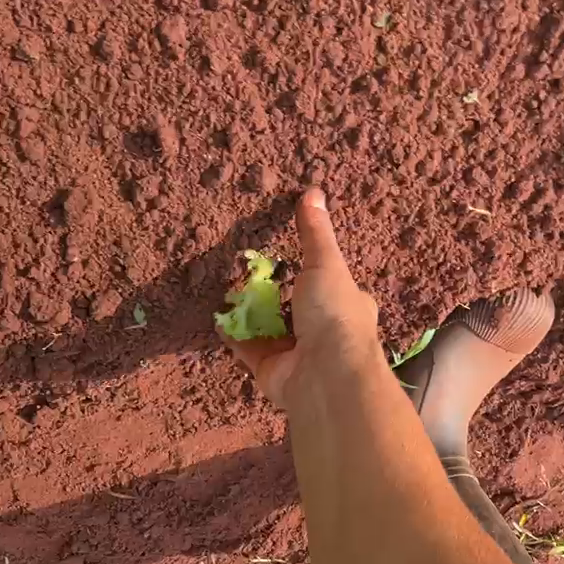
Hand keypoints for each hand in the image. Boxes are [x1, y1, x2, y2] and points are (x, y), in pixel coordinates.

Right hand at [225, 187, 381, 410]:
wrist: (323, 373)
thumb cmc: (334, 314)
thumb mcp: (324, 263)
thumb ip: (314, 233)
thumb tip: (312, 190)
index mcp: (345, 306)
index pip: (328, 284)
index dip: (311, 271)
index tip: (290, 257)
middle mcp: (321, 331)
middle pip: (293, 307)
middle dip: (273, 294)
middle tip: (250, 273)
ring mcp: (294, 353)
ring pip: (268, 328)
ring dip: (249, 313)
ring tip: (229, 290)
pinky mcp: (269, 369)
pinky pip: (246, 348)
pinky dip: (232, 334)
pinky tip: (218, 318)